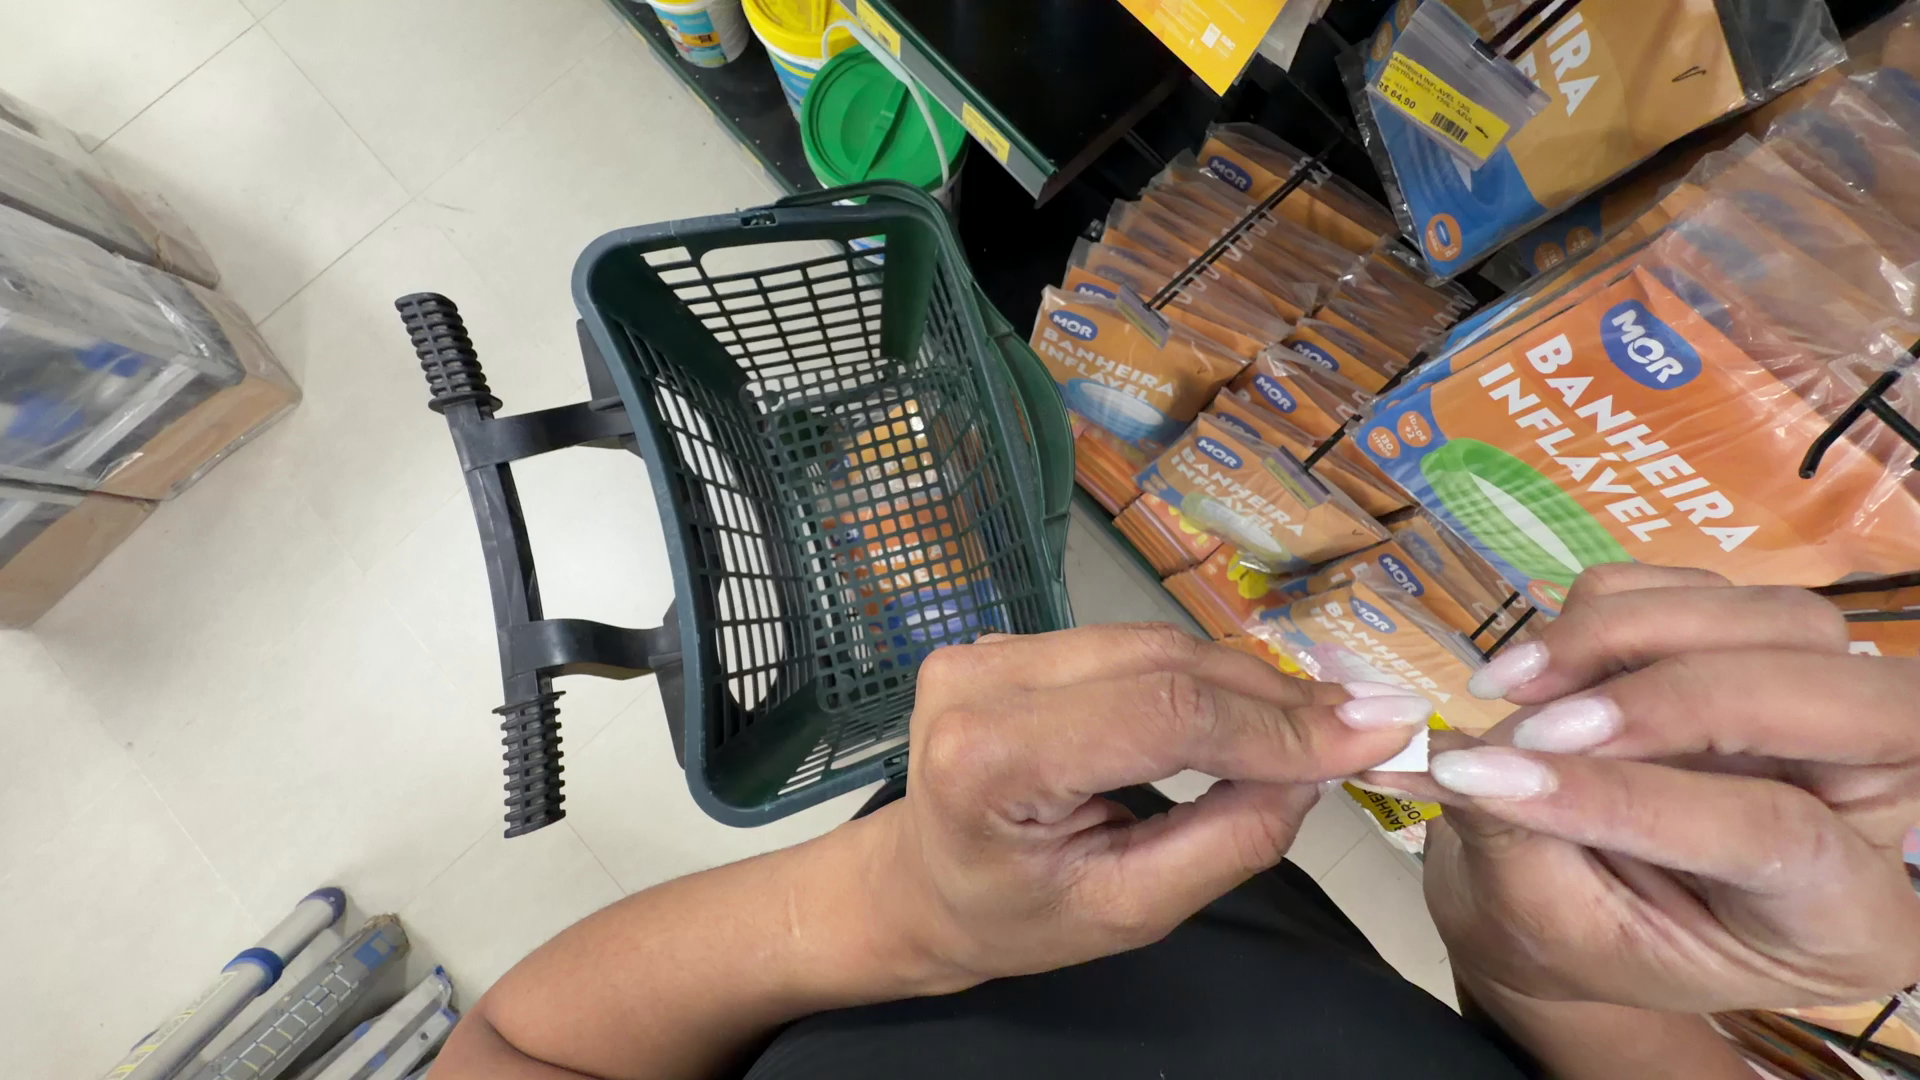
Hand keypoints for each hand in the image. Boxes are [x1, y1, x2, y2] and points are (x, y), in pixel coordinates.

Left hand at [863, 623, 1433, 989]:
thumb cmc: (1008, 916)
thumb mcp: (1125, 909)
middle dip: (1265, 693)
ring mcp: (982, 649)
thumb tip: (1317, 765)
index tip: (1374, 730)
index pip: (1161, 713)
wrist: (918, 880)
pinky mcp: (997, 642)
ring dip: (1232, 677)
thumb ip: (1226, 839)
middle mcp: (978, 679)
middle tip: (1355, 722)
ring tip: (1306, 716)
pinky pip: (1115, 645)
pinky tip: (1231, 700)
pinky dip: (1183, 671)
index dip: (1274, 722)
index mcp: (991, 757)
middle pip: (1156, 661)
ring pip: (1142, 641)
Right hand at [1369, 564, 1919, 1012]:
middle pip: (1851, 702)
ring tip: (1507, 687)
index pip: (1775, 834)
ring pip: (1773, 619)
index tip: (1485, 775)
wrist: (1543, 897)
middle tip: (1535, 718)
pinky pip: (1678, 586)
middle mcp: (1863, 808)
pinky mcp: (1724, 653)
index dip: (1619, 795)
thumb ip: (1505, 826)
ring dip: (1619, 637)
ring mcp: (1803, 717)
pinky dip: (1592, 611)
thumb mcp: (1527, 909)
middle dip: (1678, 694)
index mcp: (1839, 920)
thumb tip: (1443, 758)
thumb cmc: (1551, 929)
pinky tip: (1532, 671)